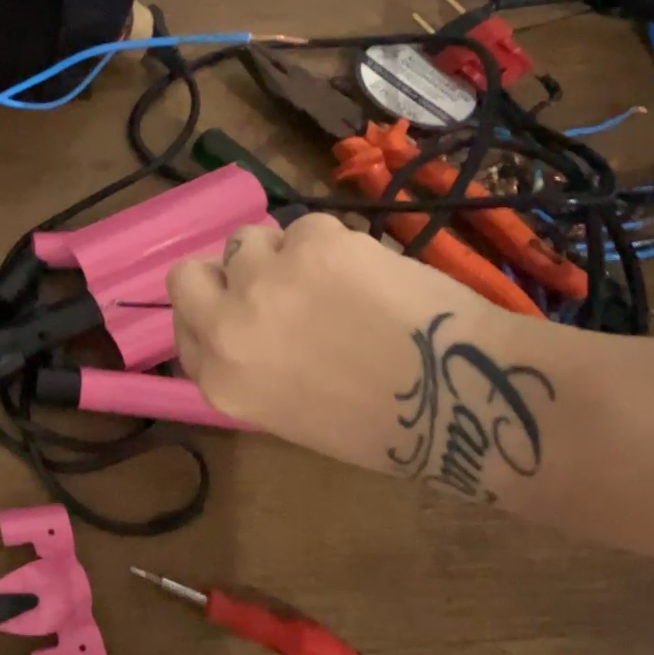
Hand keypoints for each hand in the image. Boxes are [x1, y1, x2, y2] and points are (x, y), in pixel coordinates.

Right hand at [167, 213, 528, 474]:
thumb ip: (248, 363)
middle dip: (224, 276)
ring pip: (247, 241)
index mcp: (220, 380)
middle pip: (187, 275)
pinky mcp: (311, 245)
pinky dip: (334, 244)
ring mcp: (264, 281)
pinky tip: (370, 274)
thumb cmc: (386, 427)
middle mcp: (225, 327)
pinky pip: (306, 227)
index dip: (212, 314)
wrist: (471, 399)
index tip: (241, 315)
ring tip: (332, 279)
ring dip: (280, 254)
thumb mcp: (287, 412)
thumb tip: (245, 320)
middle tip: (270, 285)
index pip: (183, 328)